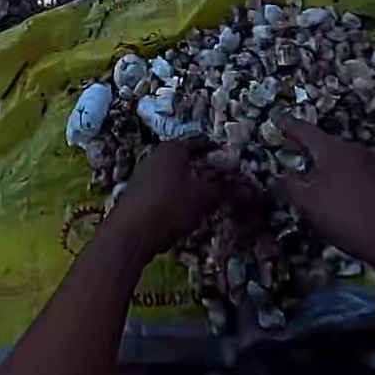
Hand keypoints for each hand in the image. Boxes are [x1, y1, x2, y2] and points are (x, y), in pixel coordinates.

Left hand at [105, 140, 221, 254]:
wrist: (131, 232)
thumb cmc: (171, 205)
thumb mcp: (203, 197)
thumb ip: (222, 189)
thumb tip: (243, 187)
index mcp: (173, 148)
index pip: (199, 142)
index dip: (215, 151)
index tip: (228, 160)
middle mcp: (156, 154)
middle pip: (183, 157)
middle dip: (200, 168)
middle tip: (217, 180)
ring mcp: (142, 172)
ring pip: (170, 174)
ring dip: (185, 183)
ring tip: (200, 198)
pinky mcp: (134, 192)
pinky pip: (159, 189)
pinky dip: (171, 195)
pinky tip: (178, 211)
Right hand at [275, 117, 374, 269]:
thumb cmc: (348, 216)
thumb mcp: (309, 202)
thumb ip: (290, 186)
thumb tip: (280, 175)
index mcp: (331, 148)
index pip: (303, 130)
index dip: (287, 126)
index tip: (276, 119)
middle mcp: (353, 148)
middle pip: (325, 145)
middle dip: (309, 151)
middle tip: (294, 155)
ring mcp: (374, 164)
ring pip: (343, 160)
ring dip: (328, 168)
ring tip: (317, 183)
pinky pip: (358, 174)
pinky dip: (345, 181)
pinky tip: (344, 199)